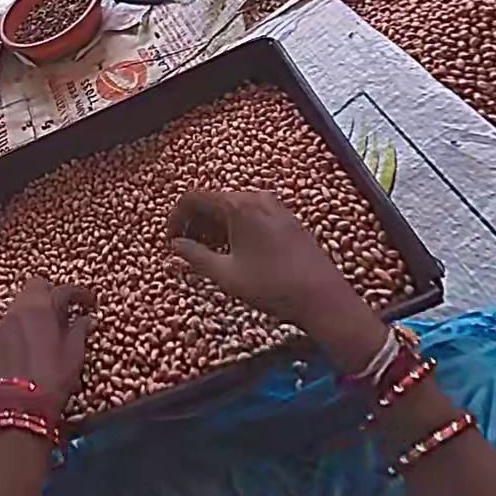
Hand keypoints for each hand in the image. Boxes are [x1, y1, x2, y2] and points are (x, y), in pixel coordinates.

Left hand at [0, 277, 94, 403]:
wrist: (17, 407)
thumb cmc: (53, 377)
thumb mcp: (74, 354)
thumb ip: (80, 330)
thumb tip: (88, 319)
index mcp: (44, 307)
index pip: (65, 290)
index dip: (80, 294)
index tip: (90, 302)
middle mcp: (21, 308)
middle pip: (36, 287)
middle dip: (51, 293)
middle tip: (64, 309)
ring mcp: (4, 323)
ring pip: (20, 303)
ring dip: (34, 308)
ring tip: (48, 326)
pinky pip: (10, 323)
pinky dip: (22, 325)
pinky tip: (30, 342)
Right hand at [167, 191, 386, 372]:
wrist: (324, 297)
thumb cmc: (272, 286)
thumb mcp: (226, 275)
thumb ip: (195, 256)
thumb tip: (175, 246)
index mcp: (238, 205)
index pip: (193, 198)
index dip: (176, 218)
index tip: (171, 241)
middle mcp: (256, 197)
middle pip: (213, 201)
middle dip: (195, 222)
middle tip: (186, 249)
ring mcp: (274, 206)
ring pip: (233, 207)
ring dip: (215, 225)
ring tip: (209, 252)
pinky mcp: (286, 218)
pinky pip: (251, 213)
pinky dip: (235, 226)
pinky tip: (235, 251)